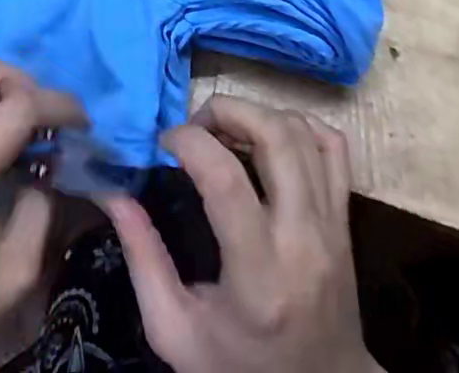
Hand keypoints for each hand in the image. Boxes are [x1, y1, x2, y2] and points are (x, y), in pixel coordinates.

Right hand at [100, 96, 382, 372]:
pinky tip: (266, 137)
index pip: (227, 179)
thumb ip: (141, 257)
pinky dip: (299, 126)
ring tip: (222, 131)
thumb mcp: (174, 330)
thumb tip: (112, 194)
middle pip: (276, 137)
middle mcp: (304, 240)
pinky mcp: (346, 220)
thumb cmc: (241, 366)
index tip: (163, 144)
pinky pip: (335, 148)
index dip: (189, 142)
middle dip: (225, 110)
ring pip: (304, 133)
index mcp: (258, 275)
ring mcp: (333, 226)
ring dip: (255, 114)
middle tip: (193, 128)